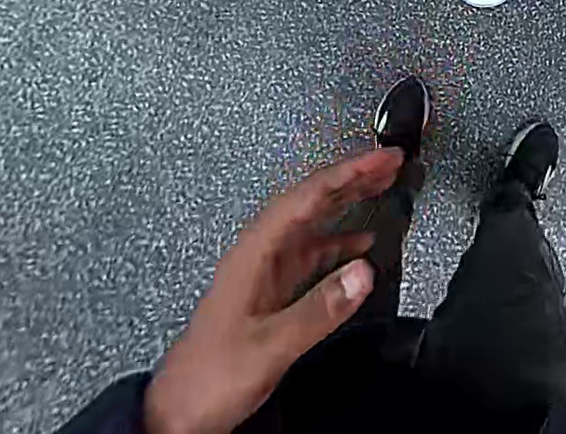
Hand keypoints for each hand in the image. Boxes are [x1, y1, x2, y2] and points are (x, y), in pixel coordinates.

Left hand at [144, 148, 401, 433]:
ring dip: (350, 198)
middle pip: (315, 198)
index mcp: (258, 249)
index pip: (311, 194)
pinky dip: (344, 237)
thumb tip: (365, 270)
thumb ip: (319, 308)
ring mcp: (270, 266)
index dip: (351, 171)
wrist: (174, 418)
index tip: (382, 158)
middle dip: (355, 174)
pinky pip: (317, 247)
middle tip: (391, 161)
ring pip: (316, 218)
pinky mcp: (276, 286)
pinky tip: (363, 240)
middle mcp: (264, 249)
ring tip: (383, 184)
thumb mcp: (268, 345)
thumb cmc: (210, 378)